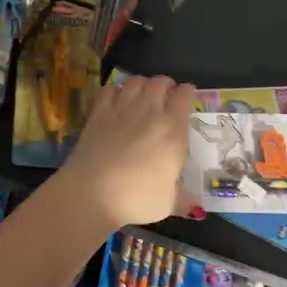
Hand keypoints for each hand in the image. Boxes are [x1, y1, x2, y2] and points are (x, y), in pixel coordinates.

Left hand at [56, 74, 195, 230]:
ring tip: (143, 91)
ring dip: (142, 83)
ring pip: (135, 82)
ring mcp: (122, 109)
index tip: (188, 93)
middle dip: (165, 84)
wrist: (93, 191)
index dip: (187, 92)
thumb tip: (193, 204)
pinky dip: (116, 89)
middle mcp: (149, 112)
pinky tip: (117, 97)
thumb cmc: (137, 198)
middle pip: (159, 83)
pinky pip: (110, 89)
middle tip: (166, 92)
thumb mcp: (168, 202)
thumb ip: (182, 197)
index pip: (184, 97)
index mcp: (172, 131)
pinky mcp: (99, 112)